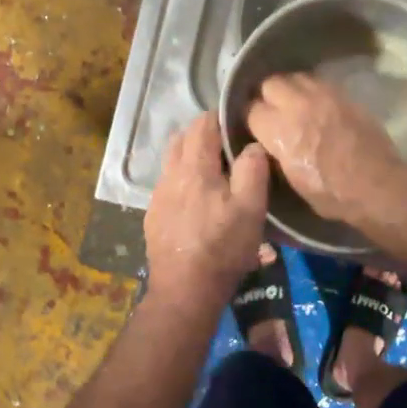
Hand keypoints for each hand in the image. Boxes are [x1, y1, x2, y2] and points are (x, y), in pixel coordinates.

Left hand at [145, 113, 269, 304]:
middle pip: (181, 139)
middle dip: (202, 134)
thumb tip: (252, 145)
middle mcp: (170, 175)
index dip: (219, 117)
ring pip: (172, 163)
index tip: (237, 122)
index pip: (202, 124)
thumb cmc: (223, 246)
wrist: (185, 289)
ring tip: (214, 174)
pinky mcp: (154, 217)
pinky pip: (168, 187)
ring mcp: (158, 197)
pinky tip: (197, 203)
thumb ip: (253, 170)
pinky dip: (182, 182)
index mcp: (195, 167)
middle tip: (228, 146)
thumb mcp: (251, 208)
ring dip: (190, 158)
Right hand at [245, 73, 406, 222]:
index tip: (255, 128)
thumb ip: (276, 155)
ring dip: (290, 89)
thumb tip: (268, 144)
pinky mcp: (344, 95)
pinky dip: (312, 90)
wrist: (377, 186)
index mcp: (280, 131)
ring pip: (295, 77)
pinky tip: (315, 105)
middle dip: (267, 96)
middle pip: (270, 84)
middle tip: (272, 112)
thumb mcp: (292, 182)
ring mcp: (324, 96)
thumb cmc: (333, 195)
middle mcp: (298, 106)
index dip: (250, 119)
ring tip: (293, 104)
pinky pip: (319, 82)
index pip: (250, 109)